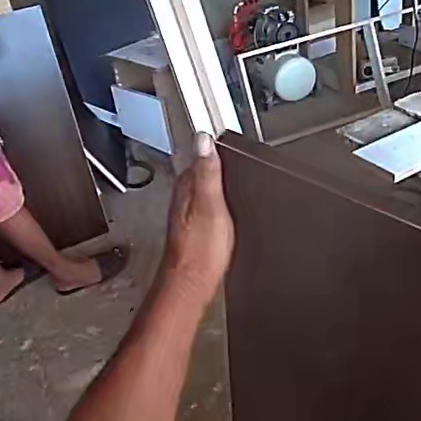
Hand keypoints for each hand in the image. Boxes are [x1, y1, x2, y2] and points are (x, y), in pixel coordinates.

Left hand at [160, 133, 233, 298]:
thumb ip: (207, 172)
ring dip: (219, 183)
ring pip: (205, 188)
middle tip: (236, 156)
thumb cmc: (199, 249)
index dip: (217, 148)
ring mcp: (188, 212)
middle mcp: (184, 197)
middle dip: (219, 164)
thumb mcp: (211, 205)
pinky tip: (228, 208)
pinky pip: (209, 205)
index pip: (201, 156)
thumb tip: (203, 140)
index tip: (230, 139)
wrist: (192, 281)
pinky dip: (220, 202)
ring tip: (235, 177)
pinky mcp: (196, 227)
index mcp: (187, 187)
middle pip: (203, 171)